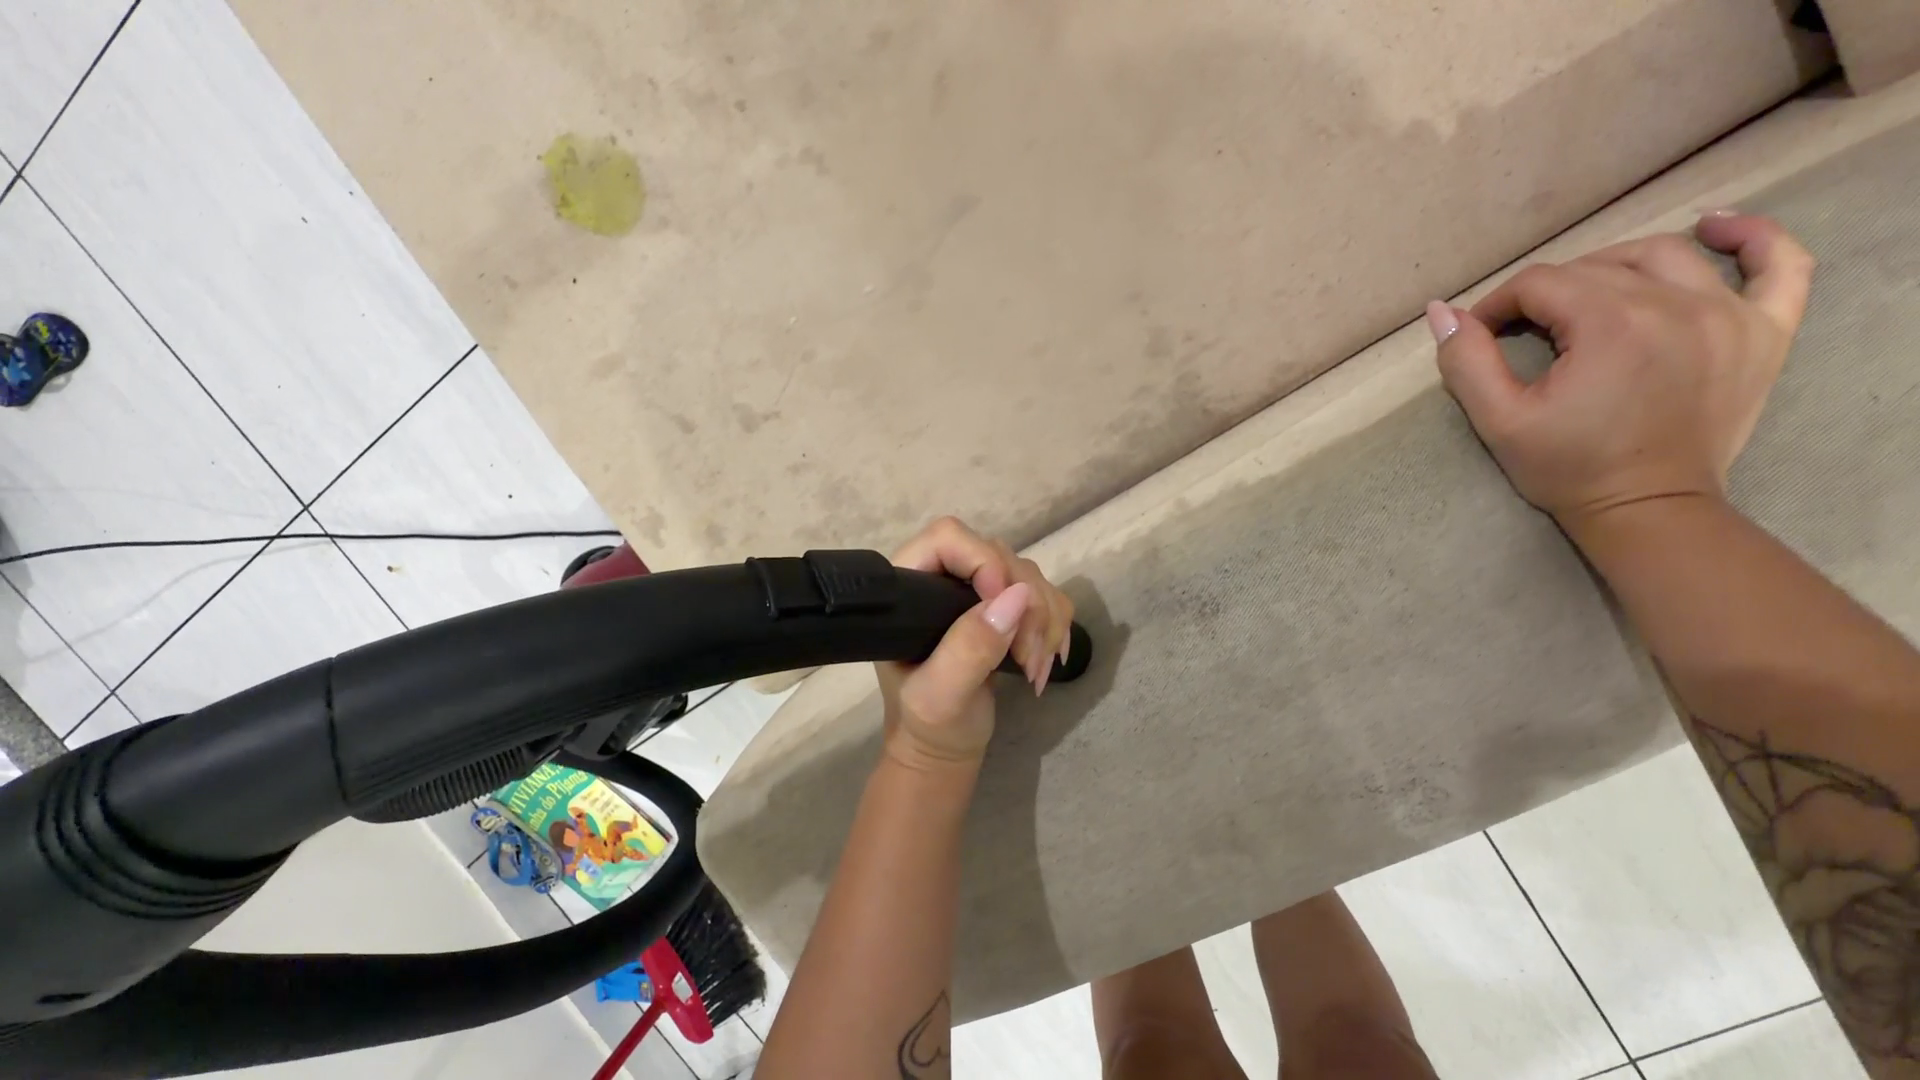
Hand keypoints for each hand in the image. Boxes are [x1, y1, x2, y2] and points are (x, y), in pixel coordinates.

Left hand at [877, 517, 1075, 769]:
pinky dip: (1055, 627)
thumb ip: (970, 648)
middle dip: (1027, 606)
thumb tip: (1016, 597)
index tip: (1001, 608)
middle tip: (1027, 660)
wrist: (944, 748)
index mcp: (911, 586)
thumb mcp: (941, 695)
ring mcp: (978, 590)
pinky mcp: (1005, 607)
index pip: (949, 538)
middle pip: (1001, 555)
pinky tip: (1045, 662)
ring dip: (1044, 621)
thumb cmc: (928, 724)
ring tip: (1034, 670)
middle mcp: (945, 577)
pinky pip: (1046, 595)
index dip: (983, 561)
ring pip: (1029, 576)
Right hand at [1428, 212, 1813, 532]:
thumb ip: (1466, 361)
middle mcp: (1676, 304)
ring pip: (1666, 255)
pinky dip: (1753, 237)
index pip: (1540, 282)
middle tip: (1525, 330)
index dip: (1499, 303)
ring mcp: (1730, 314)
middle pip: (1597, 266)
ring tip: (1586, 293)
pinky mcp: (1766, 331)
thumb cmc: (1569, 468)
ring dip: (1615, 264)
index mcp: (1611, 324)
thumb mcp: (1499, 421)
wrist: (1649, 509)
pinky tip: (1718, 227)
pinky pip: (1779, 264)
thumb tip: (1441, 310)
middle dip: (1548, 292)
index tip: (1482, 334)